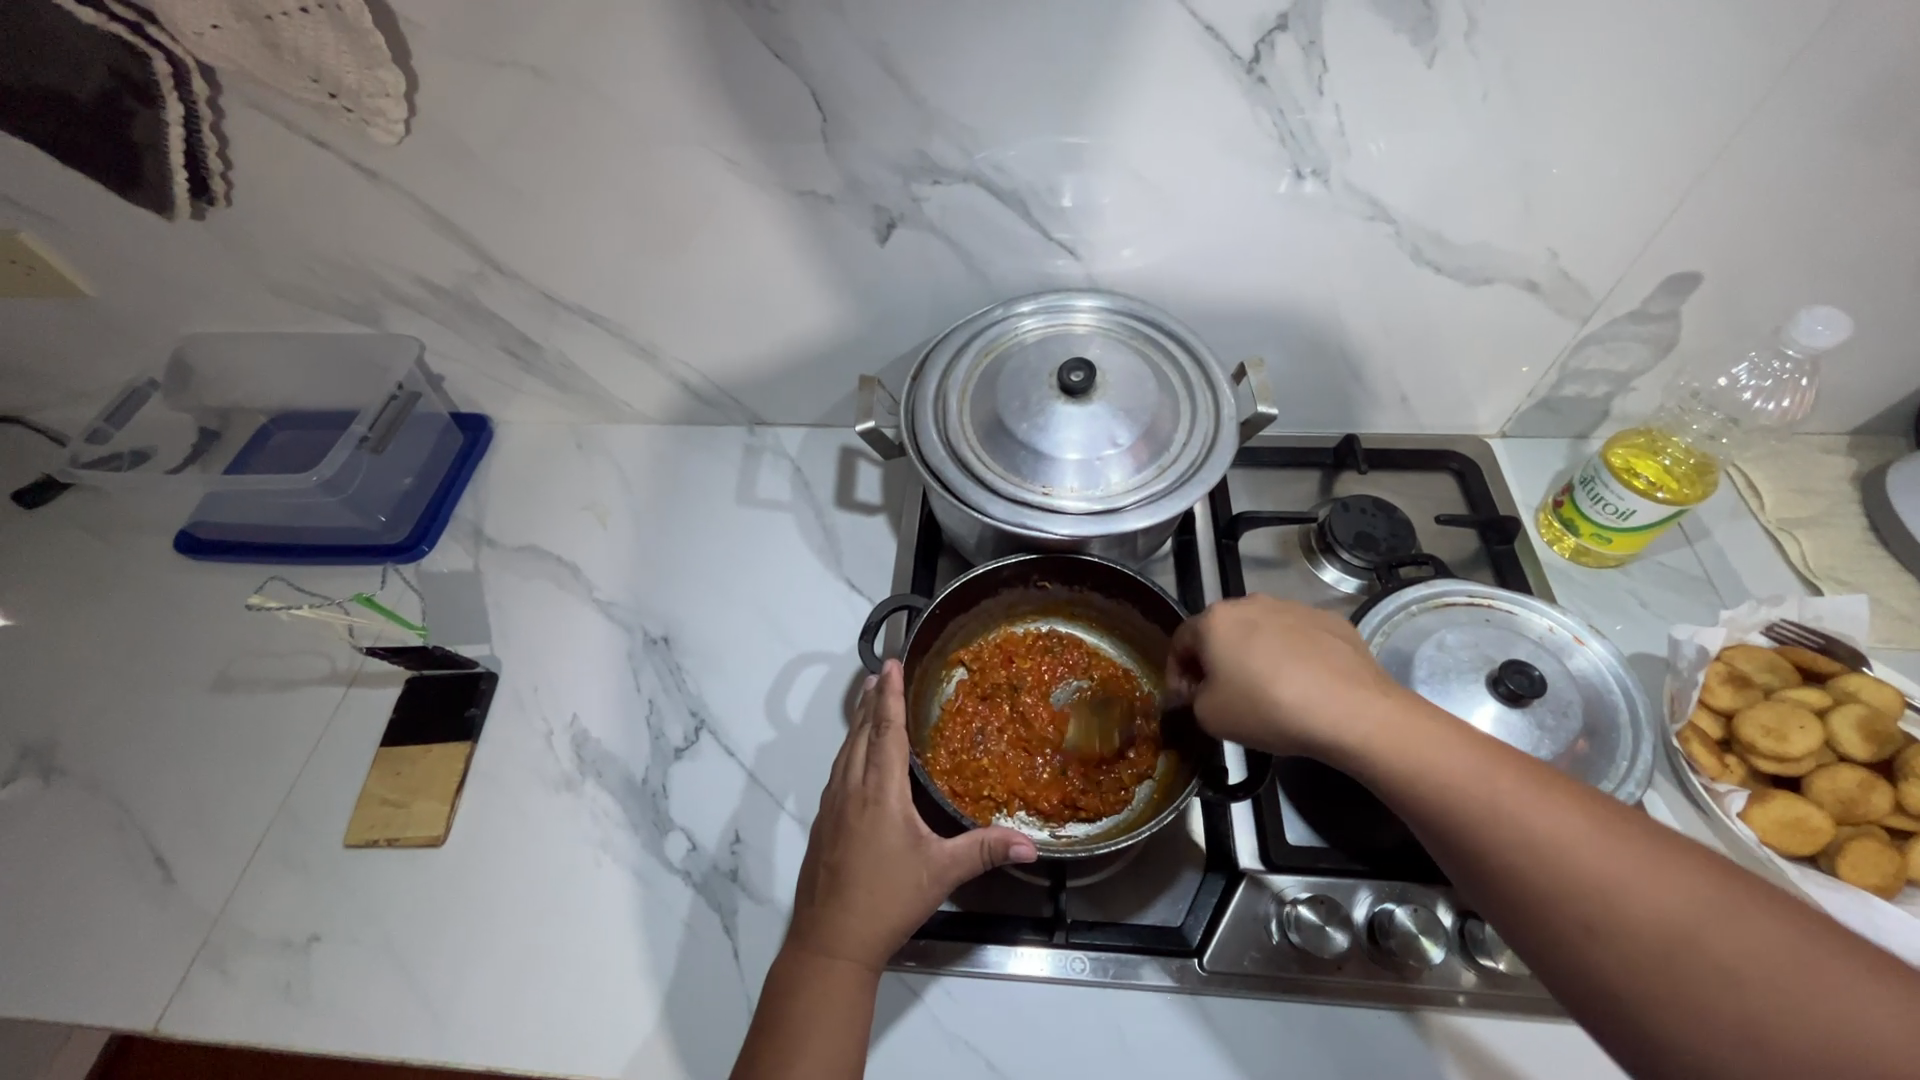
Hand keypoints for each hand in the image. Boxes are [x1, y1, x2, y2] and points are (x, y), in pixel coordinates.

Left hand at [786, 659, 1037, 971]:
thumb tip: (1030, 846)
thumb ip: (984, 851)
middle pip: (859, 733)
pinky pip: (837, 771)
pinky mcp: (823, 823)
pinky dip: (848, 749)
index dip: (889, 695)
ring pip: (844, 751)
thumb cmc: (886, 900)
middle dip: (871, 700)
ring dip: (857, 722)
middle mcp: (850, 789)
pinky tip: (854, 758)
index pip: (885, 730)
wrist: (829, 941)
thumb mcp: (941, 873)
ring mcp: (831, 806)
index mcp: (878, 791)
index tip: (890, 664)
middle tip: (881, 672)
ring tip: (868, 702)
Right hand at [1166, 595, 1410, 758]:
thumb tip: (1199, 693)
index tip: (1185, 701)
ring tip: (1268, 691)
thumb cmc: (1267, 709)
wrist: (1351, 710)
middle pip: (1221, 631)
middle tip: (1223, 694)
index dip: (1177, 673)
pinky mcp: (1330, 620)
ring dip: (1255, 655)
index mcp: (1214, 621)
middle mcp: (1250, 603)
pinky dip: (1292, 656)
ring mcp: (1293, 607)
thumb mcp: (1209, 717)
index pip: (1179, 642)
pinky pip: (1298, 637)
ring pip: (1261, 631)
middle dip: (1216, 661)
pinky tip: (1304, 686)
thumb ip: (1192, 700)